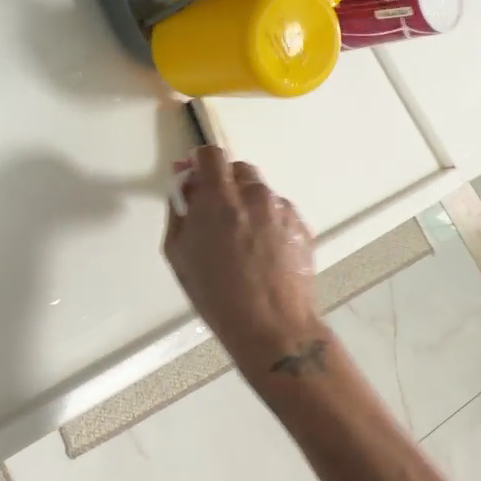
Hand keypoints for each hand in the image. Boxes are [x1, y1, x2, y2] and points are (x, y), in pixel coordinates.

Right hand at [164, 146, 324, 372]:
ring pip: (260, 191)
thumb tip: (184, 193)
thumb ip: (179, 213)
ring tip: (238, 234)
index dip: (199, 161)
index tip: (192, 176)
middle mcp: (254, 196)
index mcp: (218, 198)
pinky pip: (278, 211)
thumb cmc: (214, 292)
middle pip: (238, 168)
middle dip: (222, 181)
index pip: (211, 155)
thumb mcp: (177, 251)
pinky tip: (259, 248)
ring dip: (245, 201)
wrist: (271, 326)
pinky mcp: (302, 228)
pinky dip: (266, 219)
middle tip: (212, 208)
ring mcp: (282, 211)